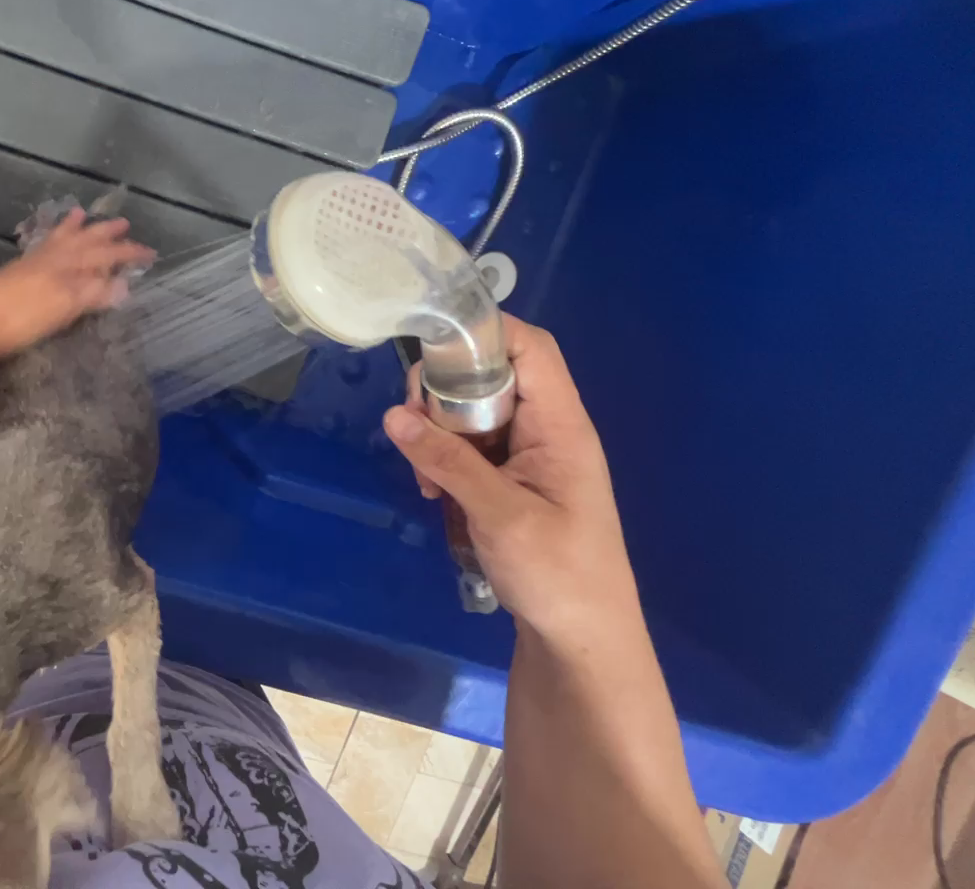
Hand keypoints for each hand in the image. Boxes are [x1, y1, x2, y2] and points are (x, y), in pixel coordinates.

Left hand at [0, 208, 154, 363]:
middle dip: (105, 234)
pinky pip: (41, 250)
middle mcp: (50, 260)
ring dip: (74, 230)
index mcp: (66, 265)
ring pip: (59, 241)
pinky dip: (50, 242)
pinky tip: (45, 247)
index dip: (129, 254)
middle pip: (83, 243)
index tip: (152, 254)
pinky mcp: (12, 277)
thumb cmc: (18, 318)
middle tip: (124, 222)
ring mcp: (29, 266)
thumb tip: (125, 284)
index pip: (105, 256)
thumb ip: (93, 293)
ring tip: (82, 214)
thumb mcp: (63, 307)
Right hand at [381, 316, 642, 640]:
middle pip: (490, 375)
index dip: (484, 333)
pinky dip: (441, 458)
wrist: (581, 641)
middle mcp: (545, 429)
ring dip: (437, 432)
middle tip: (414, 426)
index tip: (431, 350)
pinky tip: (432, 490)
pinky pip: (467, 446)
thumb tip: (393, 414)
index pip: (530, 349)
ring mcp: (527, 455)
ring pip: (471, 412)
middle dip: (444, 392)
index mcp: (561, 426)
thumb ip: (446, 461)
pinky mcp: (508, 479)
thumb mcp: (499, 515)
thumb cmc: (558, 575)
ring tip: (423, 473)